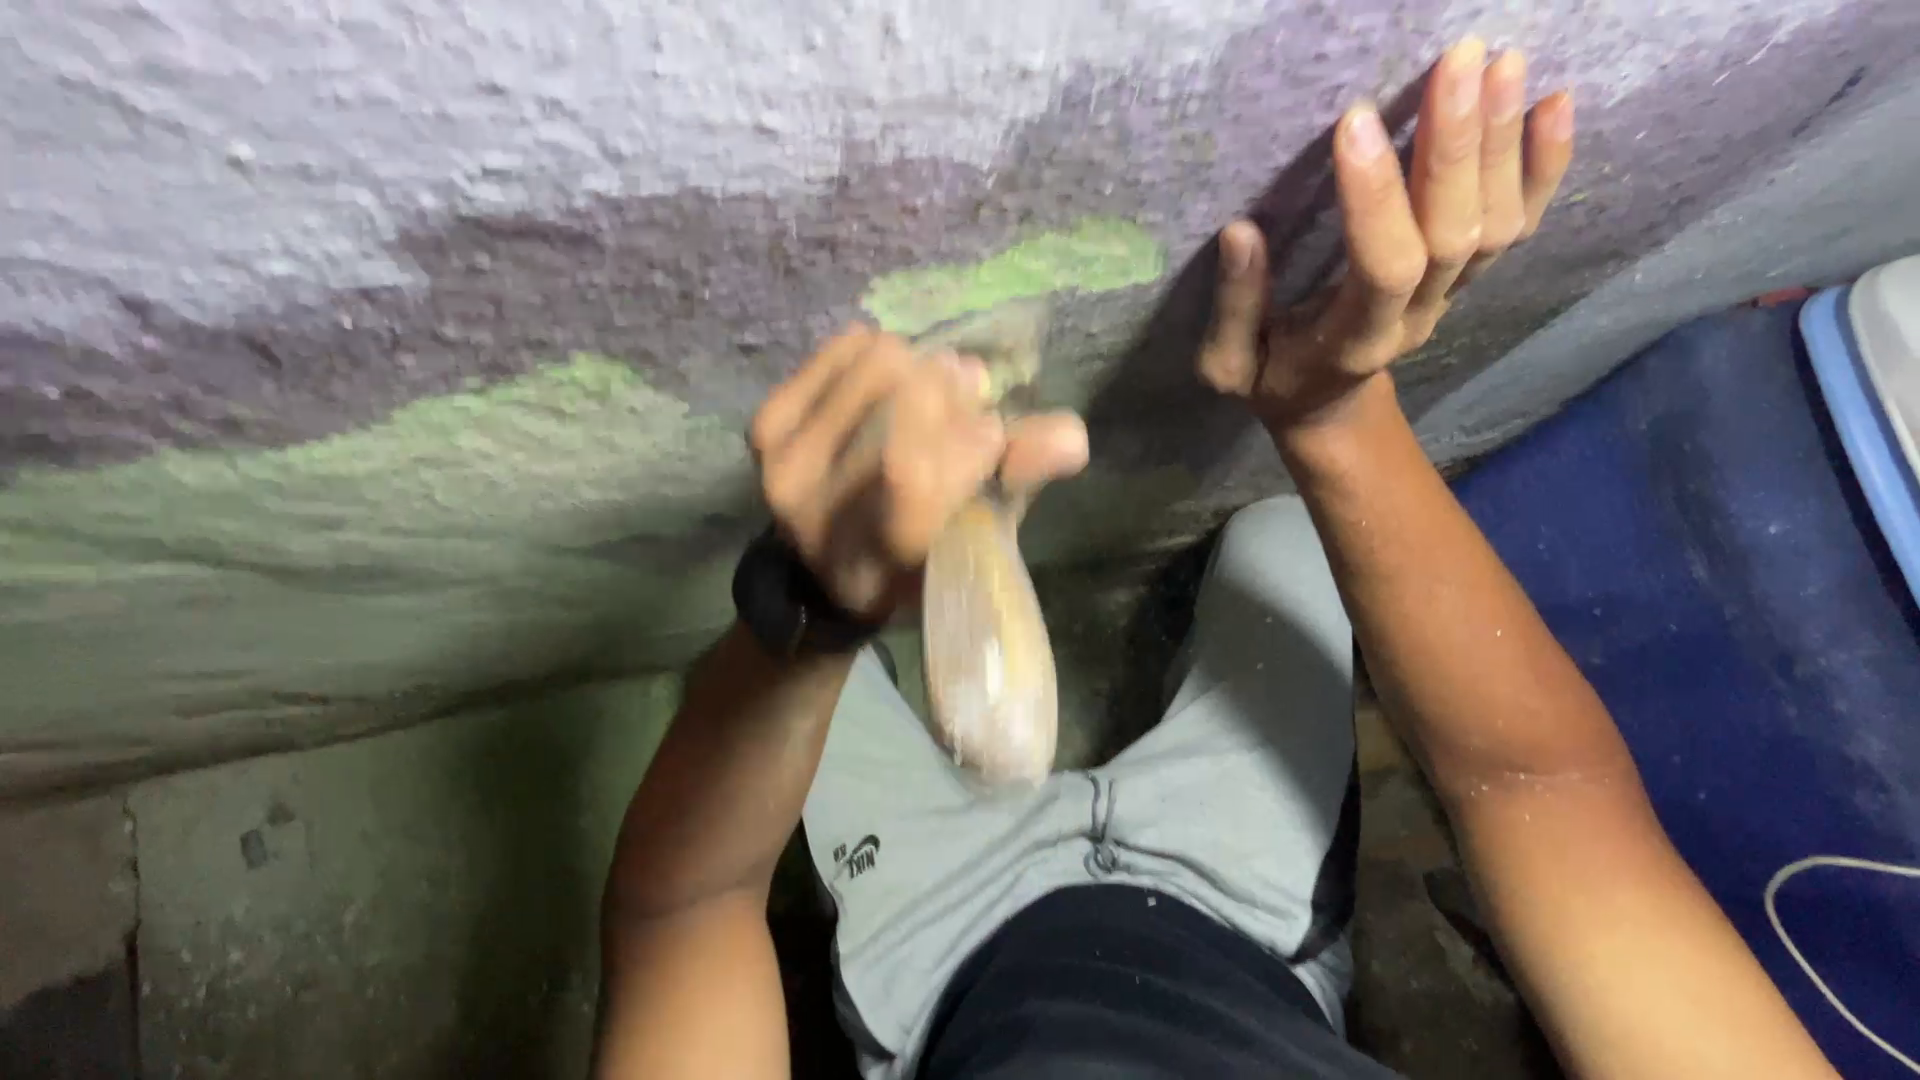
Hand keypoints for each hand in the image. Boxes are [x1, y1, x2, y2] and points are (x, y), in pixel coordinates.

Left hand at [749, 324, 1088, 620]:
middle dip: (954, 388)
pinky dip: (879, 353)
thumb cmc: (918, 559)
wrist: (822, 571)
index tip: (994, 432)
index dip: (971, 436)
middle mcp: (816, 511)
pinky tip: (886, 384)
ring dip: (920, 366)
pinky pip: (844, 348)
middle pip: (902, 400)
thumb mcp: (980, 537)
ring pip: (878, 363)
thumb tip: (1071, 434)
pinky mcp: (767, 427)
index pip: (912, 471)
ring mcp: (783, 465)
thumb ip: (1023, 482)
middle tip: (968, 399)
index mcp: (877, 558)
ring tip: (929, 394)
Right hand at [1200, 40, 1574, 431]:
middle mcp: (1415, 318)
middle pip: (1455, 233)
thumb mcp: (1229, 366)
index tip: (1355, 121)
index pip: (1383, 267)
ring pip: (1497, 224)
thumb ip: (1235, 308)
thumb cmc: (1271, 383)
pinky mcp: (1466, 279)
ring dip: (1501, 142)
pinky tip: (1555, 103)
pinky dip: (1544, 166)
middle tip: (1457, 62)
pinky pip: (1520, 225)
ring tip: (1500, 64)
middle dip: (1456, 146)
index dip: (1375, 199)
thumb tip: (1239, 233)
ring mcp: (1450, 298)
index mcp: (1353, 341)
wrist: (1329, 409)